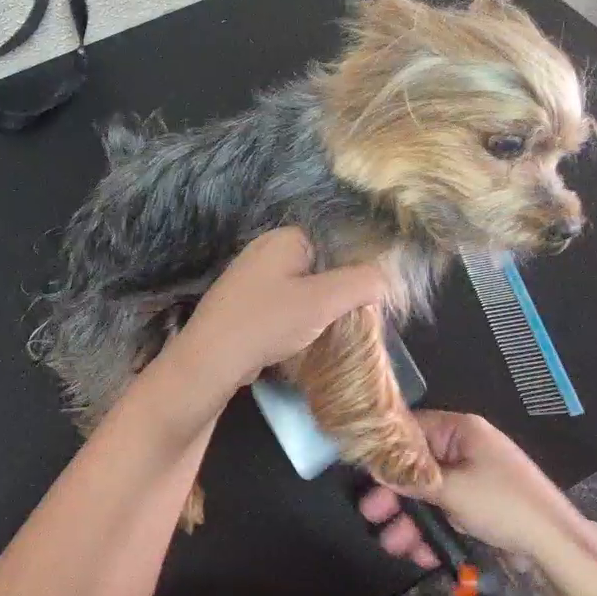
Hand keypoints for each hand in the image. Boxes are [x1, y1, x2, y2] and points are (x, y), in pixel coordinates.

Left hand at [171, 227, 391, 391]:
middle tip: (357, 317)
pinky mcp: (247, 302)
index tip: (371, 297)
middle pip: (320, 265)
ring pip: (303, 287)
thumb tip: (385, 278)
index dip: (357, 268)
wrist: (211, 358)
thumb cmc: (268, 320)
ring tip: (335, 330)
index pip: (335, 242)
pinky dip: (299, 319)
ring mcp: (254, 276)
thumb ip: (360, 283)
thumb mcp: (323, 301)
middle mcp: (267, 248)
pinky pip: (285, 303)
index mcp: (286, 237)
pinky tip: (307, 338)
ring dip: (320, 308)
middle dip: (339, 291)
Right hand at [359, 410, 579, 558]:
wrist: (557, 545)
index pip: (412, 428)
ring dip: (412, 519)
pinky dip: (434, 527)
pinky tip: (421, 553)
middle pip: (419, 465)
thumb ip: (412, 478)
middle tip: (372, 514)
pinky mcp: (482, 502)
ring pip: (432, 492)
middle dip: (396, 495)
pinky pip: (448, 508)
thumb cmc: (504, 504)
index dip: (387, 451)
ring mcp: (475, 475)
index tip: (366, 474)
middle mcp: (466, 446)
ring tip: (393, 544)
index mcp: (461, 429)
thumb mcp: (452, 489)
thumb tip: (377, 468)